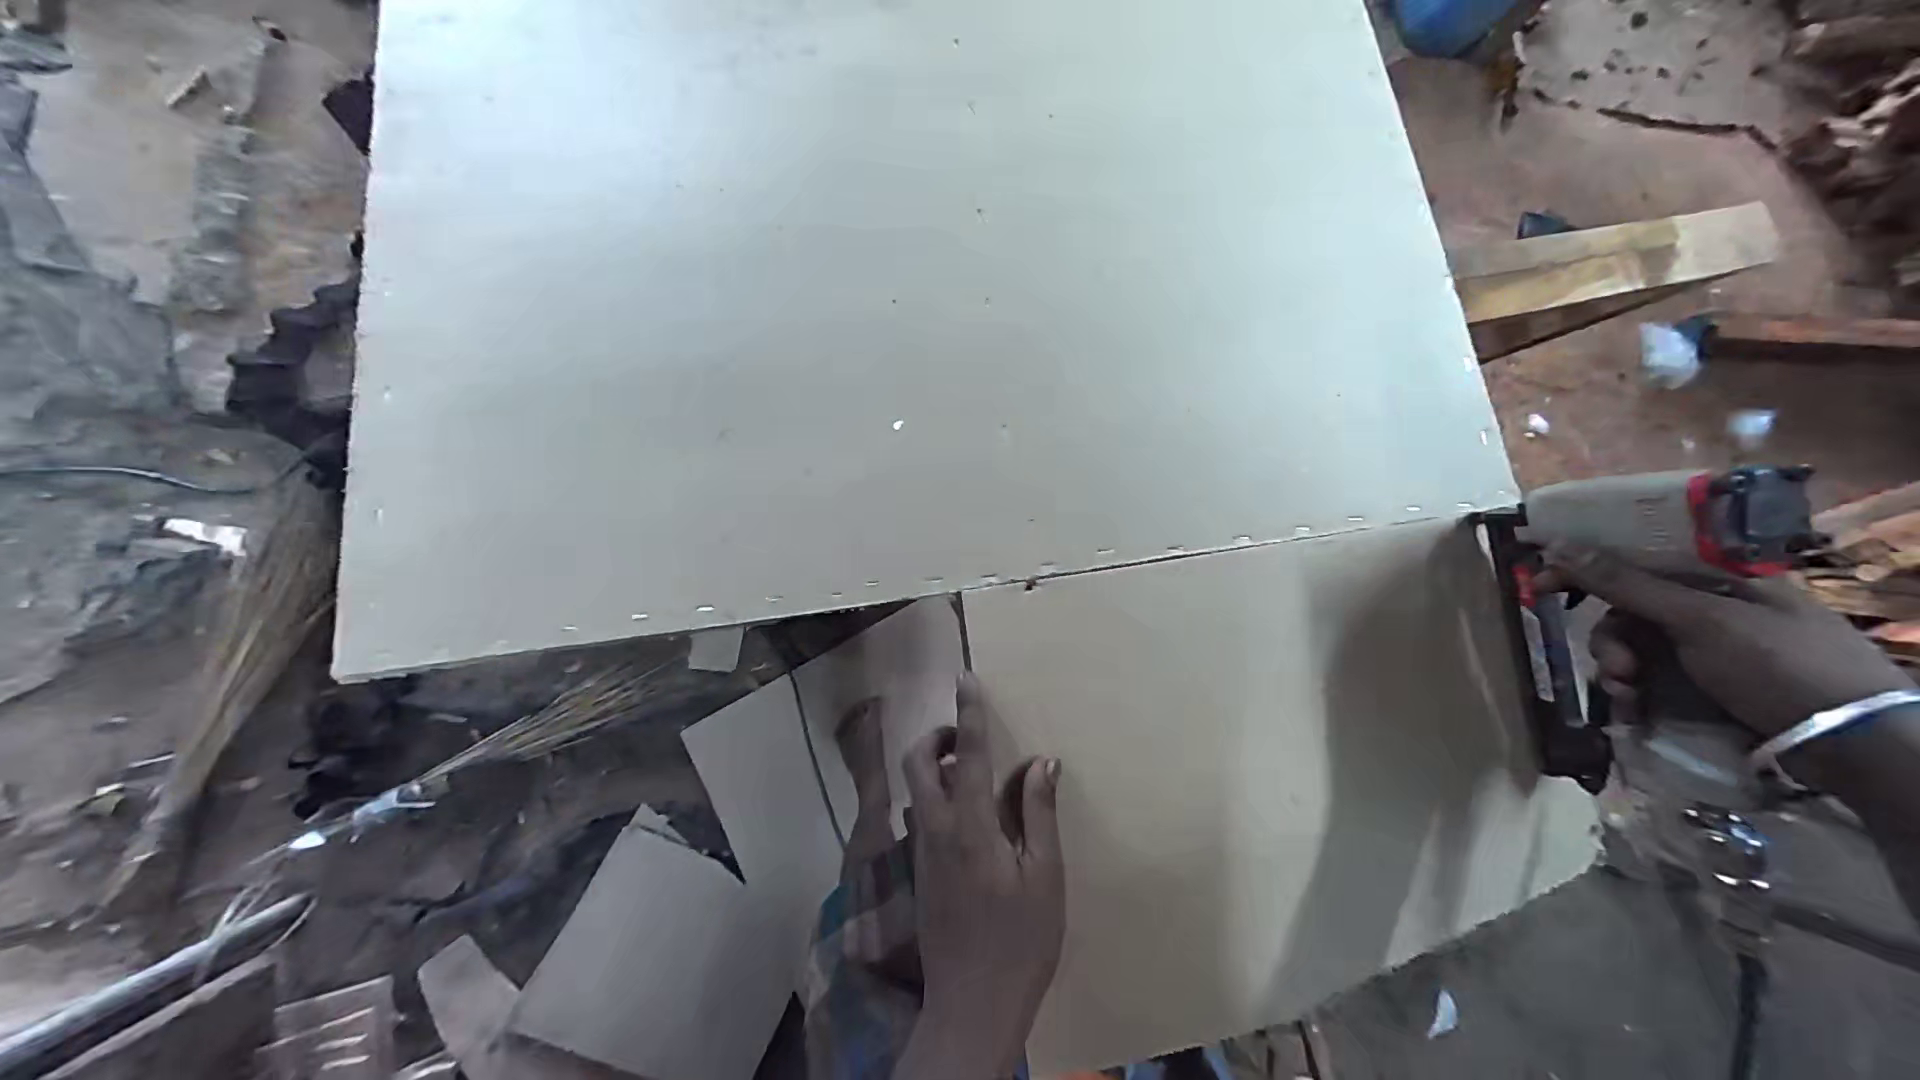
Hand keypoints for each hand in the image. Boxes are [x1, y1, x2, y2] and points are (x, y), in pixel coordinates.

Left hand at [896, 674, 1063, 1079]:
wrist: (972, 1006)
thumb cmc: (1020, 941)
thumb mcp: (1045, 877)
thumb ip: (1039, 814)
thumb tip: (1042, 763)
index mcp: (970, 826)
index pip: (965, 754)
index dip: (967, 713)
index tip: (966, 678)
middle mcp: (936, 830)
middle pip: (917, 763)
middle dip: (936, 736)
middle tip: (966, 737)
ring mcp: (922, 852)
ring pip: (914, 789)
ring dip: (933, 765)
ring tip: (970, 771)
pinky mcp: (920, 871)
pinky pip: (921, 816)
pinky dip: (936, 796)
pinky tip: (970, 817)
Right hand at [1543, 543, 1912, 736]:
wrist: (1852, 745)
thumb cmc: (1782, 665)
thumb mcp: (1700, 619)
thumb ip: (1626, 583)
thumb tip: (1558, 545)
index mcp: (1719, 578)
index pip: (1634, 558)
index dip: (1584, 567)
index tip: (1539, 583)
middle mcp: (1708, 607)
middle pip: (1626, 607)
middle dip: (1609, 638)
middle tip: (1612, 664)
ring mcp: (1706, 646)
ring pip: (1630, 644)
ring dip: (1616, 666)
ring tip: (1628, 691)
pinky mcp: (1700, 680)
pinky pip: (1645, 673)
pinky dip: (1632, 688)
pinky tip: (1635, 704)